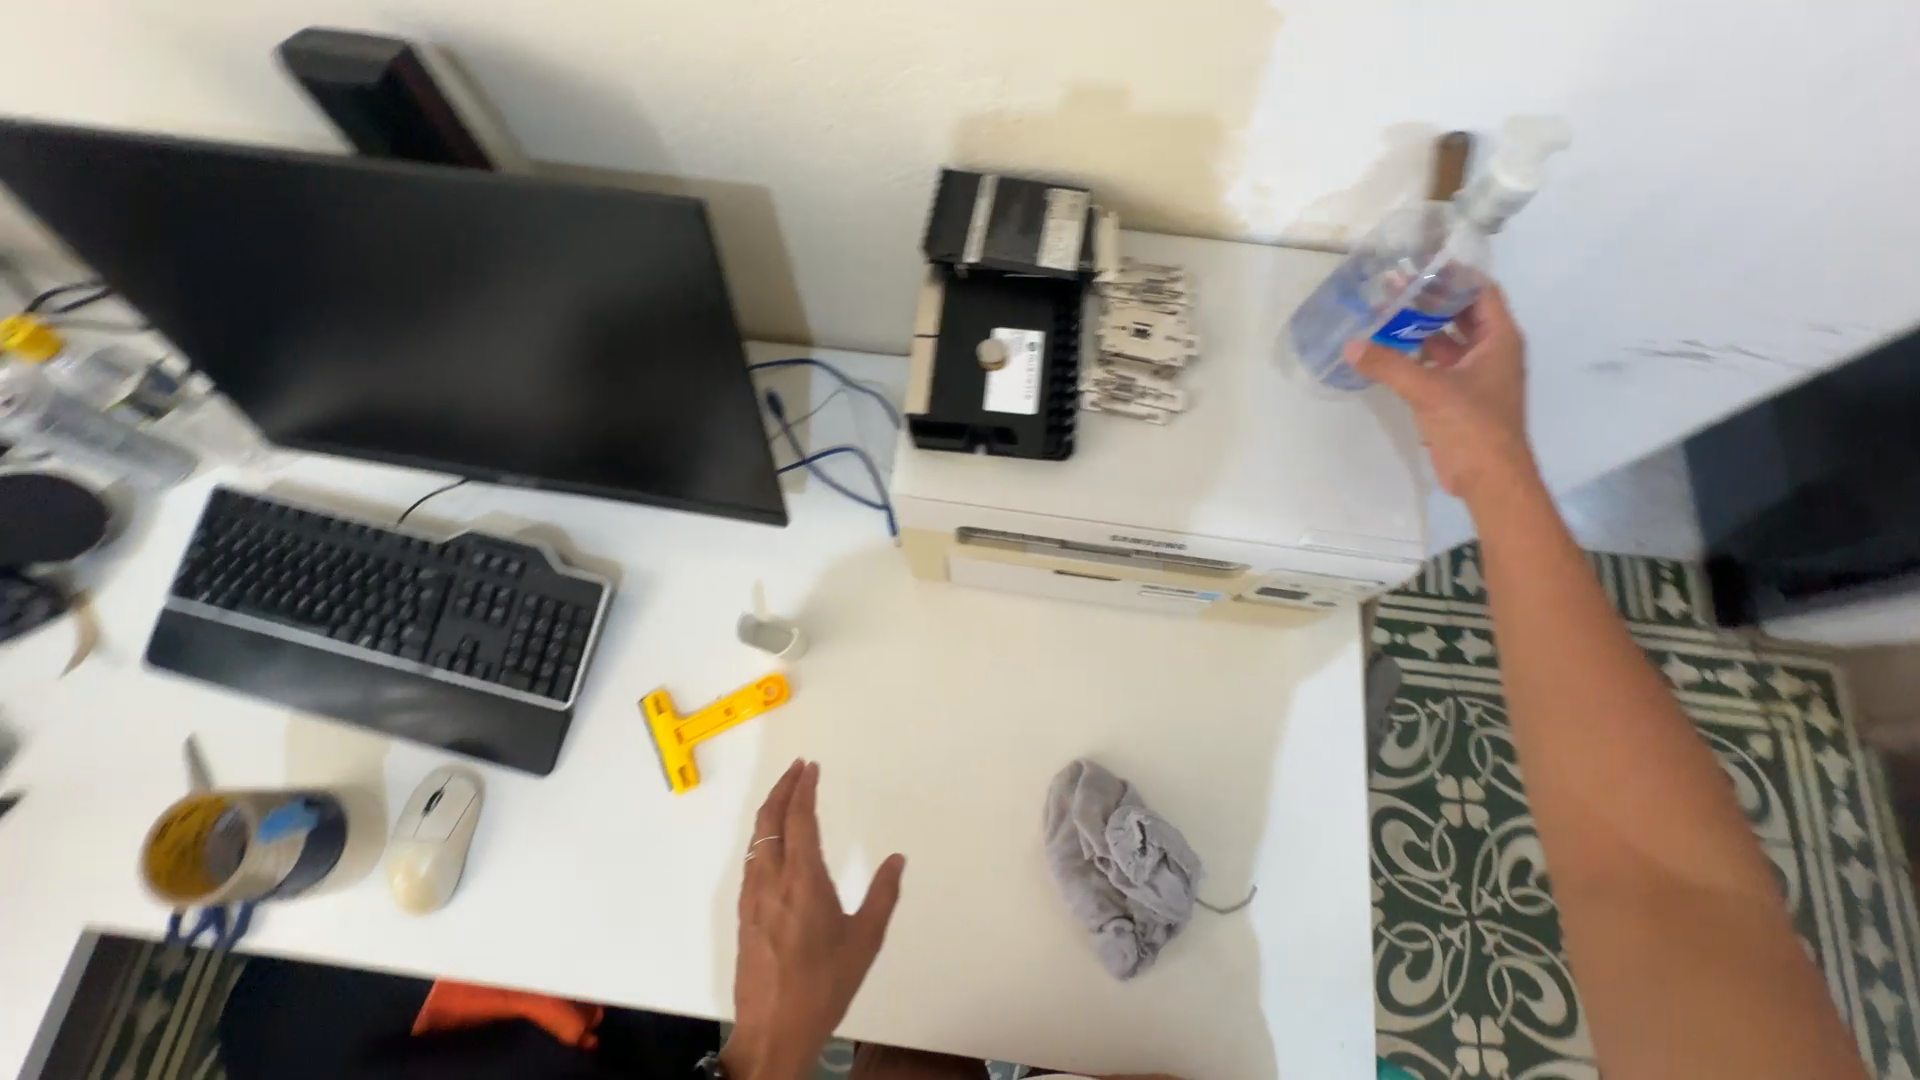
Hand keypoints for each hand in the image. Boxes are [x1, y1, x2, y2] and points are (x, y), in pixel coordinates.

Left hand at [723, 760, 906, 1079]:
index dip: (804, 789)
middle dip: (782, 788)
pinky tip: (773, 841)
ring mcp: (753, 896)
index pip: (799, 819)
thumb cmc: (824, 984)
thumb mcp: (865, 940)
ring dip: (770, 809)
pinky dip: (763, 835)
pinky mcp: (745, 913)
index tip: (811, 767)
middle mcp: (772, 880)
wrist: (774, 1029)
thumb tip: (897, 858)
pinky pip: (752, 859)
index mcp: (803, 879)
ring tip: (786, 795)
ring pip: (756, 838)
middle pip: (770, 820)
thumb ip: (882, 895)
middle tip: (797, 767)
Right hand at [1346, 286, 1538, 506]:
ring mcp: (1474, 376)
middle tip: (1394, 289)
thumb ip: (1389, 365)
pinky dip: (1414, 356)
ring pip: (1446, 341)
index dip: (1454, 277)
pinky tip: (1387, 352)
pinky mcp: (1457, 397)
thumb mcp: (1429, 391)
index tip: (1421, 267)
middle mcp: (1490, 352)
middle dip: (1430, 301)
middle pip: (1461, 315)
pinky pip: (1435, 365)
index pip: (1481, 293)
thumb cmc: (1473, 426)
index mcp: (1499, 341)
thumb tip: (1352, 345)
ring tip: (1385, 315)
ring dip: (1419, 329)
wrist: (1488, 477)